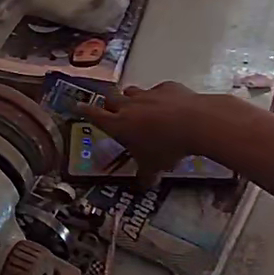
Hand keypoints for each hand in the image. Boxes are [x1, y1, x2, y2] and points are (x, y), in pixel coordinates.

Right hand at [76, 82, 230, 184]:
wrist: (195, 123)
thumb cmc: (166, 148)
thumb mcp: (154, 167)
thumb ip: (145, 175)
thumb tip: (143, 187)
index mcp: (118, 124)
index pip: (94, 115)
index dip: (84, 111)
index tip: (77, 105)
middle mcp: (129, 105)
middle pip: (110, 98)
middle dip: (109, 104)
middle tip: (113, 111)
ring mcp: (148, 93)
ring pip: (132, 91)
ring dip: (131, 98)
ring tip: (139, 108)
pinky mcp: (167, 87)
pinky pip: (158, 90)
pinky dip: (159, 97)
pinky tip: (170, 107)